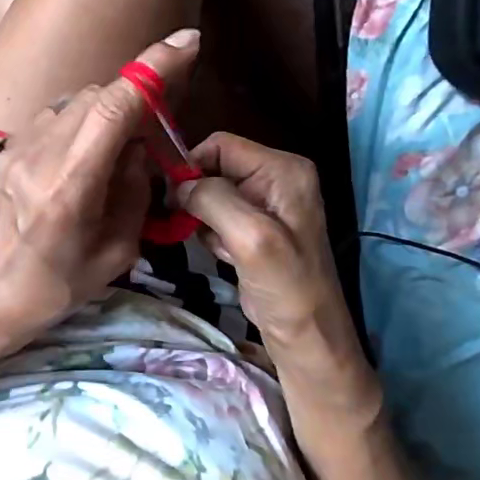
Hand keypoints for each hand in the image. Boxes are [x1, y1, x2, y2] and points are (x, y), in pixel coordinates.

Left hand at [0, 30, 200, 339]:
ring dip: (104, 113)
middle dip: (132, 102)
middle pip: (96, 96)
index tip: (186, 44)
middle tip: (150, 134)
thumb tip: (139, 146)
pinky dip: (79, 124)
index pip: (113, 108)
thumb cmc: (60, 283)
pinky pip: (54, 116)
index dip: (152, 70)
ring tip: (112, 153)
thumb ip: (135, 188)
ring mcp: (16, 147)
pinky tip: (81, 157)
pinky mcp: (6, 147)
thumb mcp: (118, 249)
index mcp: (69, 186)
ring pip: (74, 101)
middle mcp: (39, 155)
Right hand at [178, 133, 361, 361]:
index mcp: (284, 169)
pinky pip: (216, 217)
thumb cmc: (286, 284)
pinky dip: (209, 234)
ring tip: (217, 246)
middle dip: (197, 196)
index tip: (174, 199)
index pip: (221, 145)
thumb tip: (178, 185)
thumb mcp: (250, 236)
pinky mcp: (254, 228)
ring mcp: (265, 204)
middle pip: (214, 168)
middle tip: (189, 226)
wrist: (305, 334)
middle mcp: (276, 179)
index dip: (193, 166)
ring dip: (202, 219)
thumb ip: (214, 200)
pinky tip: (223, 255)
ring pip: (210, 194)